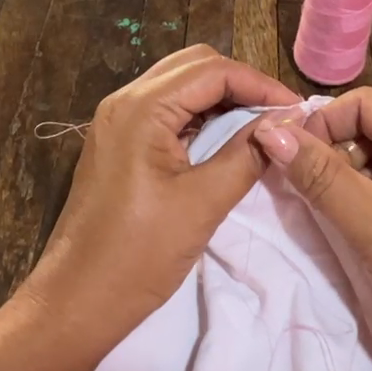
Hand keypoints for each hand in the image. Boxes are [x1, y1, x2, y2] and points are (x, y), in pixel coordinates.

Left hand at [26, 44, 300, 327]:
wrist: (74, 304)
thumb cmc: (137, 255)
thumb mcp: (202, 204)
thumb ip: (247, 155)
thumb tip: (285, 125)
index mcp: (141, 107)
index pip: (213, 70)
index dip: (259, 83)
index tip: (296, 108)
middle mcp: (125, 101)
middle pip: (195, 65)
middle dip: (241, 83)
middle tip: (278, 113)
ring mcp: (118, 120)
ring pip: (181, 83)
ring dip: (222, 97)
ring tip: (260, 123)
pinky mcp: (119, 141)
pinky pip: (167, 108)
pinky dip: (201, 114)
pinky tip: (226, 138)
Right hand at [251, 88, 371, 367]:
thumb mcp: (369, 224)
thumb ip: (318, 174)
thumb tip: (270, 130)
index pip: (364, 102)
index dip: (323, 124)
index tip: (292, 161)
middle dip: (338, 152)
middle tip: (312, 193)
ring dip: (355, 178)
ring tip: (335, 215)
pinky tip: (363, 230)